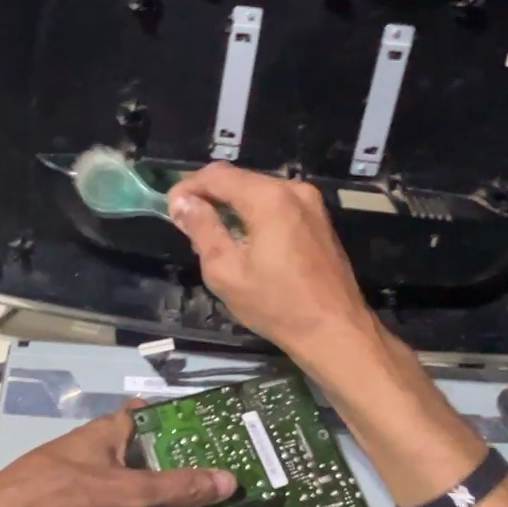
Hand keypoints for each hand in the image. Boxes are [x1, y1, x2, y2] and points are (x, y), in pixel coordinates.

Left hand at [0, 407, 237, 506]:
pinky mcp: (54, 495)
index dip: (171, 418)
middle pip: (132, 443)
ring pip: (114, 470)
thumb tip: (231, 480)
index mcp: (107, 430)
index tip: (200, 431)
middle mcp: (88, 442)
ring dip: (140, 482)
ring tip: (174, 500)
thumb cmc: (71, 496)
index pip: (144, 412)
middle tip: (199, 473)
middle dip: (162, 456)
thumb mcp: (133, 494)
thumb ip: (180, 488)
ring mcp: (68, 469)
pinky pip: (97, 493)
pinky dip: (118, 502)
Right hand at [167, 162, 375, 355]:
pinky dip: (254, 213)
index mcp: (269, 198)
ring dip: (231, 205)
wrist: (336, 330)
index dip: (188, 186)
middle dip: (209, 196)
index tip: (171, 209)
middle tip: (187, 224)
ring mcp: (311, 203)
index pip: (217, 175)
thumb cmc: (276, 305)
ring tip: (212, 235)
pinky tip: (243, 239)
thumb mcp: (226, 270)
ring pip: (258, 190)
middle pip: (239, 179)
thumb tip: (183, 202)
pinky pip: (277, 204)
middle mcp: (293, 190)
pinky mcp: (319, 219)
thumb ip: (202, 229)